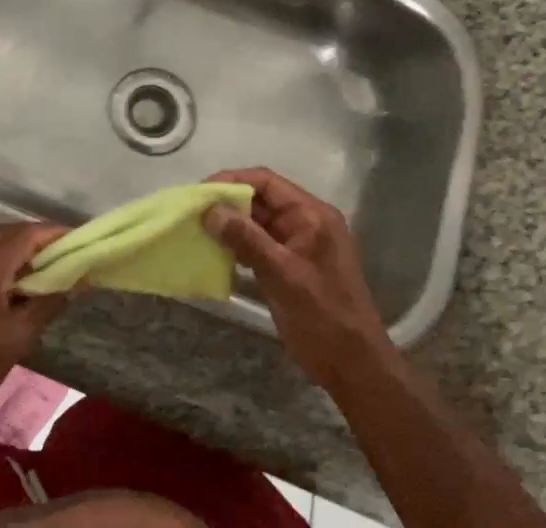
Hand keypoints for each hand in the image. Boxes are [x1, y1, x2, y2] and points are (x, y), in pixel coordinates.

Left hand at [0, 223, 69, 420]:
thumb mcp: (19, 337)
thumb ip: (50, 302)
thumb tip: (78, 281)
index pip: (26, 235)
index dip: (54, 233)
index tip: (79, 239)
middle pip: (7, 232)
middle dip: (37, 239)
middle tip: (65, 254)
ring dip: (16, 247)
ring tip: (43, 266)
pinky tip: (11, 277)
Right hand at [203, 168, 396, 390]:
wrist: (352, 365)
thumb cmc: (323, 315)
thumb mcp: (282, 274)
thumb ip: (247, 238)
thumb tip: (210, 210)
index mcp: (312, 216)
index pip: (266, 182)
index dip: (231, 181)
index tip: (200, 193)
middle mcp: (305, 223)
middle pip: (260, 199)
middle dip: (226, 204)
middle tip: (192, 214)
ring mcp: (297, 245)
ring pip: (256, 222)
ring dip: (229, 225)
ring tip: (198, 232)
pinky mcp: (289, 266)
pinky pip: (258, 244)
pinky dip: (237, 245)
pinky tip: (216, 254)